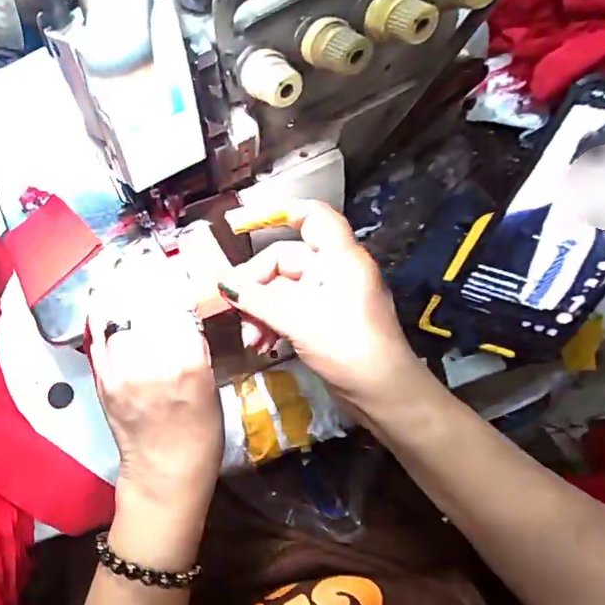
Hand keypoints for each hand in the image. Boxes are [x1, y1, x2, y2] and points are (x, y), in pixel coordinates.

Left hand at [87, 252, 223, 514]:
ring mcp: (121, 371)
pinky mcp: (103, 380)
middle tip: (144, 258)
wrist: (164, 473)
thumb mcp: (210, 384)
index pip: (177, 306)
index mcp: (188, 363)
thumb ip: (192, 346)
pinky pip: (98, 337)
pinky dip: (99, 313)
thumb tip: (178, 309)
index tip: (169, 265)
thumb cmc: (199, 435)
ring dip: (120, 289)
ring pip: (119, 316)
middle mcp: (152, 362)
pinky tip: (102, 295)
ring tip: (123, 269)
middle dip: (144, 278)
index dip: (171, 281)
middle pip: (144, 305)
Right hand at [220, 200, 433, 420]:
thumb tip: (224, 284)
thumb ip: (256, 298)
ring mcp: (329, 296)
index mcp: (338, 257)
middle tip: (236, 310)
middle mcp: (334, 270)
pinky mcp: (324, 320)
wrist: (381, 391)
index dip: (276, 213)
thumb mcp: (295, 318)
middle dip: (255, 286)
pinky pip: (288, 310)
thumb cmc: (346, 345)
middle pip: (284, 260)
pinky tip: (261, 344)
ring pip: (281, 290)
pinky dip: (271, 323)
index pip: (310, 216)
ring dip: (259, 311)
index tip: (240, 224)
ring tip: (250, 338)